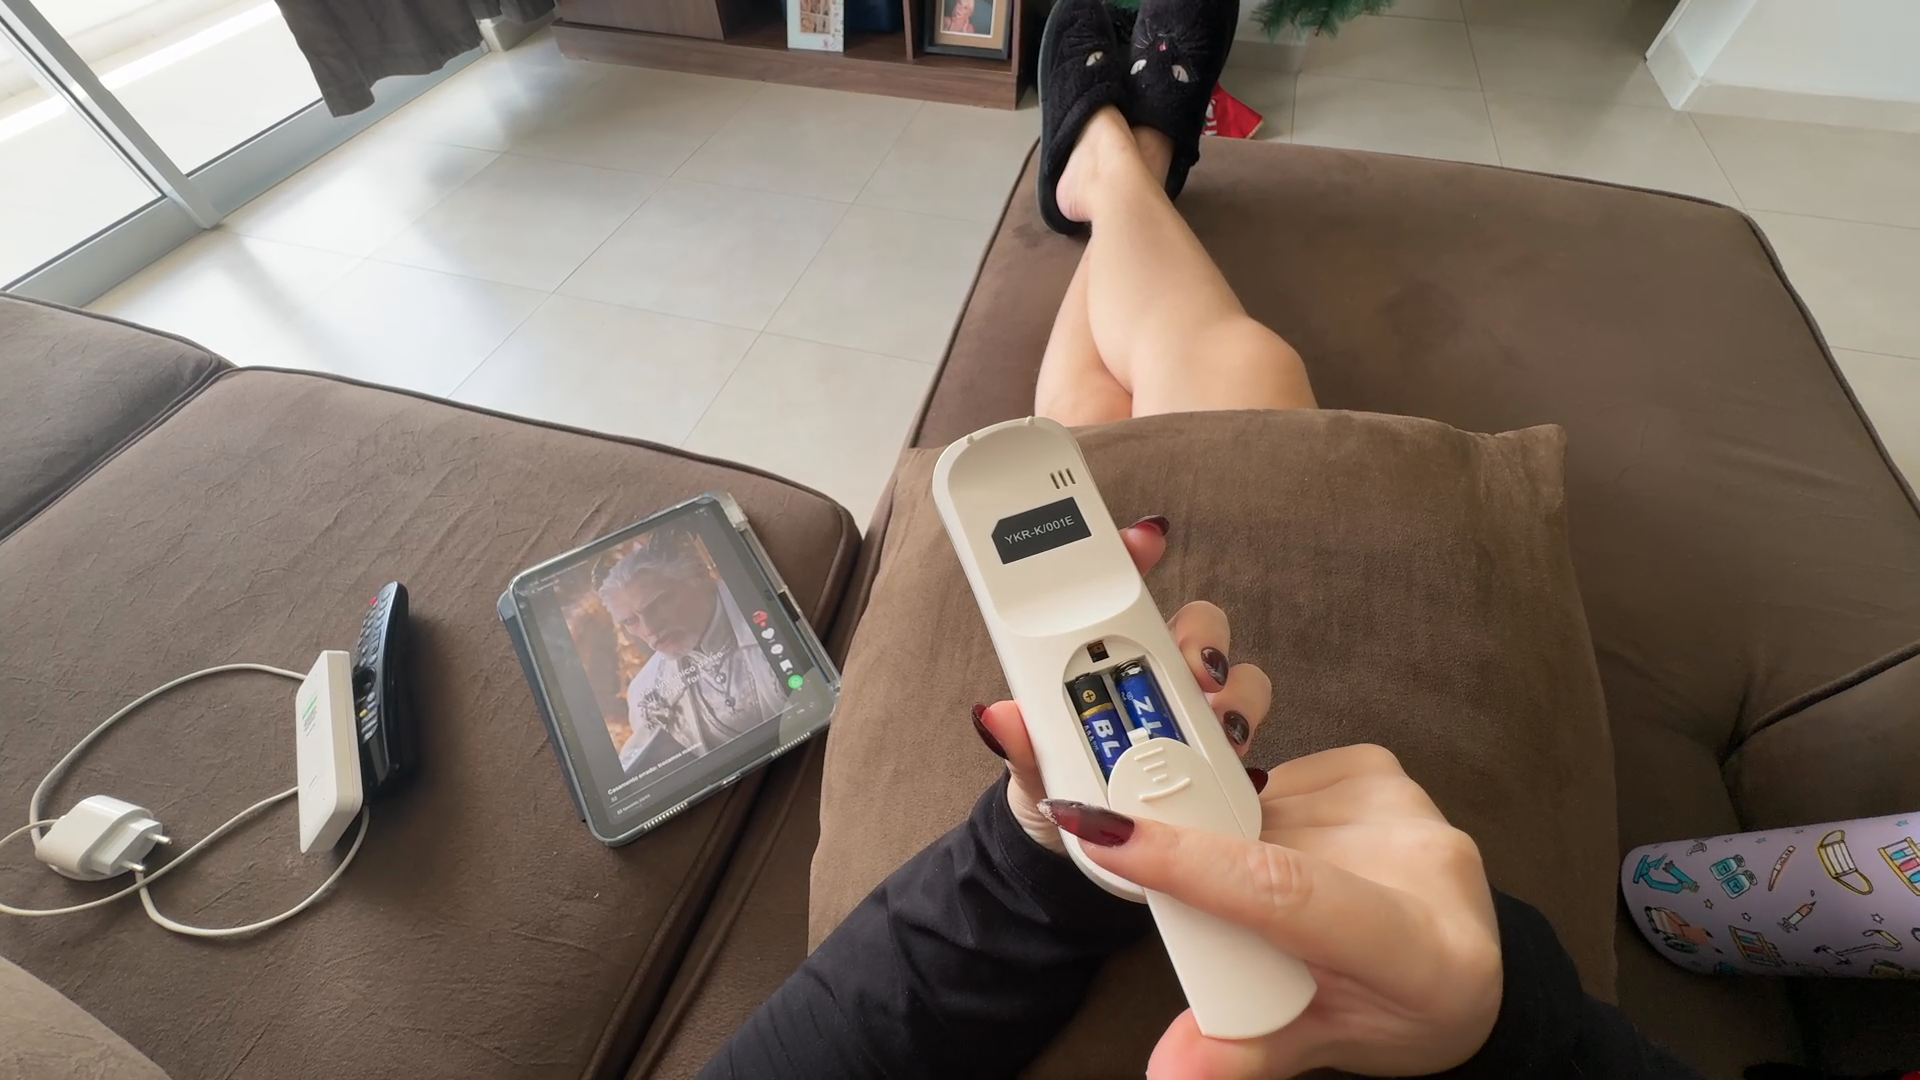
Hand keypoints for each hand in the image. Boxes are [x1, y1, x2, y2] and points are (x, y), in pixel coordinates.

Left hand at [971, 515, 1272, 853]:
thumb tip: (994, 716)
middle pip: (1193, 623)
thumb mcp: (1027, 765)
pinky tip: (1231, 753)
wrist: (1079, 853)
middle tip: (1194, 663)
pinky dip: (1244, 728)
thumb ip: (1017, 742)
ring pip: (1228, 670)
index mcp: (1098, 660)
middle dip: (1201, 632)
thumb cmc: (1049, 790)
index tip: (1145, 538)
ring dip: (1229, 683)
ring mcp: (1186, 711)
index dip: (1134, 555)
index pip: (1119, 592)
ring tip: (1216, 715)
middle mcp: (1149, 674)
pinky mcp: (1214, 750)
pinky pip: (1245, 721)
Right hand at [1045, 746, 1502, 1078]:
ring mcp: (1401, 802)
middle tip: (1160, 871)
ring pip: (1259, 806)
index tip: (1108, 835)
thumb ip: (1242, 1049)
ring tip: (1249, 876)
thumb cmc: (1400, 1008)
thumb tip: (1167, 1068)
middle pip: (1257, 843)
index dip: (1189, 860)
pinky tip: (1281, 841)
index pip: (1281, 889)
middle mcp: (1417, 861)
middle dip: (1194, 854)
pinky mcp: (1379, 766)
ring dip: (1228, 835)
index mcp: (1417, 949)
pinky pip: (1279, 778)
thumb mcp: (1324, 1040)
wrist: (1470, 961)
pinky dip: (1258, 811)